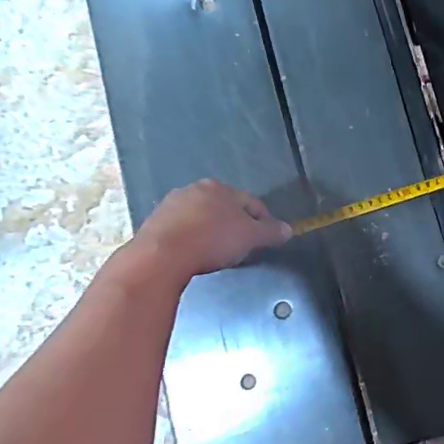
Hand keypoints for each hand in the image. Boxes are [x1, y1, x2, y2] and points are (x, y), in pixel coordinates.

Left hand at [115, 180, 292, 289]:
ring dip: (212, 229)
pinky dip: (193, 237)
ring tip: (218, 251)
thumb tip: (288, 229)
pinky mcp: (155, 221)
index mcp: (221, 188)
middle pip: (225, 207)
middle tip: (243, 245)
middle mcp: (196, 189)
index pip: (252, 202)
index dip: (264, 221)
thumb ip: (271, 232)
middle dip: (236, 224)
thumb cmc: (212, 240)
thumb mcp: (250, 238)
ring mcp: (172, 203)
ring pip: (202, 216)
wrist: (161, 256)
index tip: (268, 238)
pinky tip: (195, 252)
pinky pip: (183, 227)